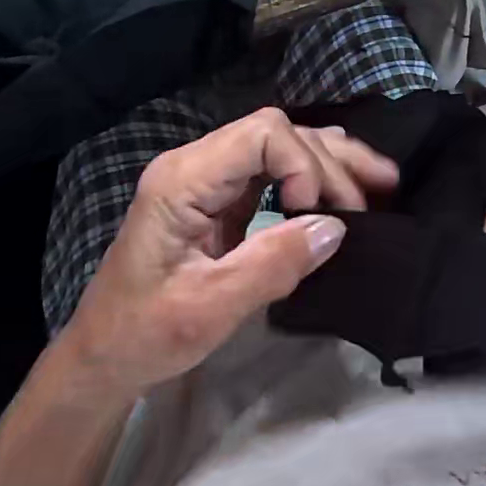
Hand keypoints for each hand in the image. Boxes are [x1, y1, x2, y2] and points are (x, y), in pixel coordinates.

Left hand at [59, 107, 398, 394]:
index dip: (303, 165)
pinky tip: (343, 189)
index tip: (315, 218)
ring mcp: (206, 180)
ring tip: (380, 180)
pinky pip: (271, 173)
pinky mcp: (218, 200)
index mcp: (182, 179)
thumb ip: (273, 263)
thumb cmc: (145, 334)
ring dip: (328, 162)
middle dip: (326, 162)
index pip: (261, 134)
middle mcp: (195, 165)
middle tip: (371, 203)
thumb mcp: (210, 308)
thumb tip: (335, 228)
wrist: (104, 354)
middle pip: (274, 132)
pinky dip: (311, 180)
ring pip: (277, 146)